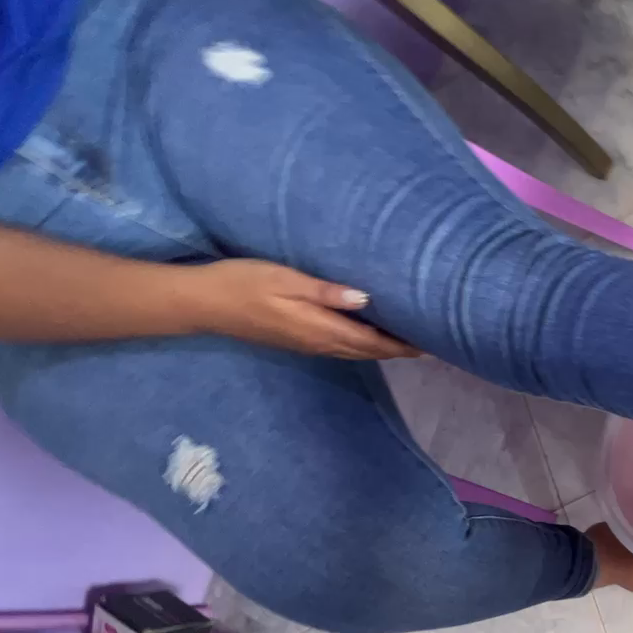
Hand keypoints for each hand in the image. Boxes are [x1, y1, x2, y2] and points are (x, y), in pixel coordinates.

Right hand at [177, 259, 420, 359]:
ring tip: (409, 340)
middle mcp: (324, 344)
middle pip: (373, 352)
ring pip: (359, 352)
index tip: (433, 341)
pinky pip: (344, 349)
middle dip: (402, 349)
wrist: (199, 303)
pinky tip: (372, 336)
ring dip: (385, 349)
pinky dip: (365, 346)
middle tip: (430, 340)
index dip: (406, 345)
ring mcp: (312, 346)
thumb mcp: (285, 280)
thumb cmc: (242, 284)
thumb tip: (367, 299)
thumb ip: (327, 292)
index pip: (376, 343)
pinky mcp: (301, 342)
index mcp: (325, 330)